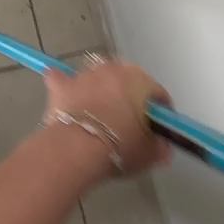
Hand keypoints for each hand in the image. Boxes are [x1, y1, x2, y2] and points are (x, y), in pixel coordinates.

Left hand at [42, 55, 173, 177]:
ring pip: (96, 76)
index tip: (157, 126)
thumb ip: (160, 146)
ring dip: (99, 88)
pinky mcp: (62, 82)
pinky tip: (66, 95)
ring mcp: (84, 73)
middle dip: (129, 95)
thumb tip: (162, 145)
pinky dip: (64, 84)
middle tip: (128, 119)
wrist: (78, 147)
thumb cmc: (120, 147)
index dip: (160, 111)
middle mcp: (112, 69)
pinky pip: (63, 78)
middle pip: (126, 79)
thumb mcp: (150, 154)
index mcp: (139, 80)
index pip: (157, 92)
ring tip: (98, 111)